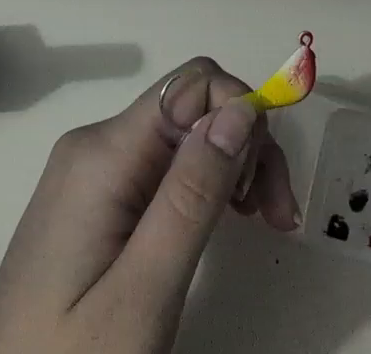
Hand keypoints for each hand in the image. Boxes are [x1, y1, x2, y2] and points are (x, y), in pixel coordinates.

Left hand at [0, 59, 299, 353]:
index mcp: (103, 154)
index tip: (266, 183)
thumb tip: (242, 105)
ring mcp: (94, 173)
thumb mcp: (144, 287)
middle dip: (246, 147)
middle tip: (276, 218)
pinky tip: (224, 224)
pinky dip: (205, 188)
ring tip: (261, 224)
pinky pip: (165, 168)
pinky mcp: (97, 200)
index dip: (244, 113)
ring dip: (233, 169)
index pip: (194, 82)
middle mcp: (96, 146)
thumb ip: (193, 193)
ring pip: (186, 138)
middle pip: (195, 109)